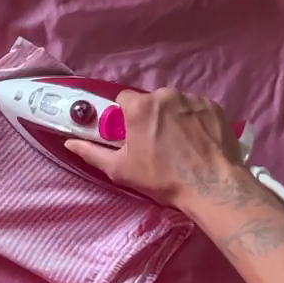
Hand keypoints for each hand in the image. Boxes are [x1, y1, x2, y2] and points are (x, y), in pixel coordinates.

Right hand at [65, 88, 252, 215]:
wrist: (214, 188)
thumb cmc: (163, 179)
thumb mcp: (121, 169)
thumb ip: (92, 152)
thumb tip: (69, 142)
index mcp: (140, 106)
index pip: (124, 99)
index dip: (124, 116)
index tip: (130, 133)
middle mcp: (165, 95)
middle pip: (151, 101)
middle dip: (151, 117)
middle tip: (157, 142)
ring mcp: (192, 98)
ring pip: (175, 103)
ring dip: (174, 117)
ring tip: (181, 143)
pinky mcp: (214, 106)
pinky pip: (197, 108)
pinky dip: (195, 120)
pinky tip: (198, 140)